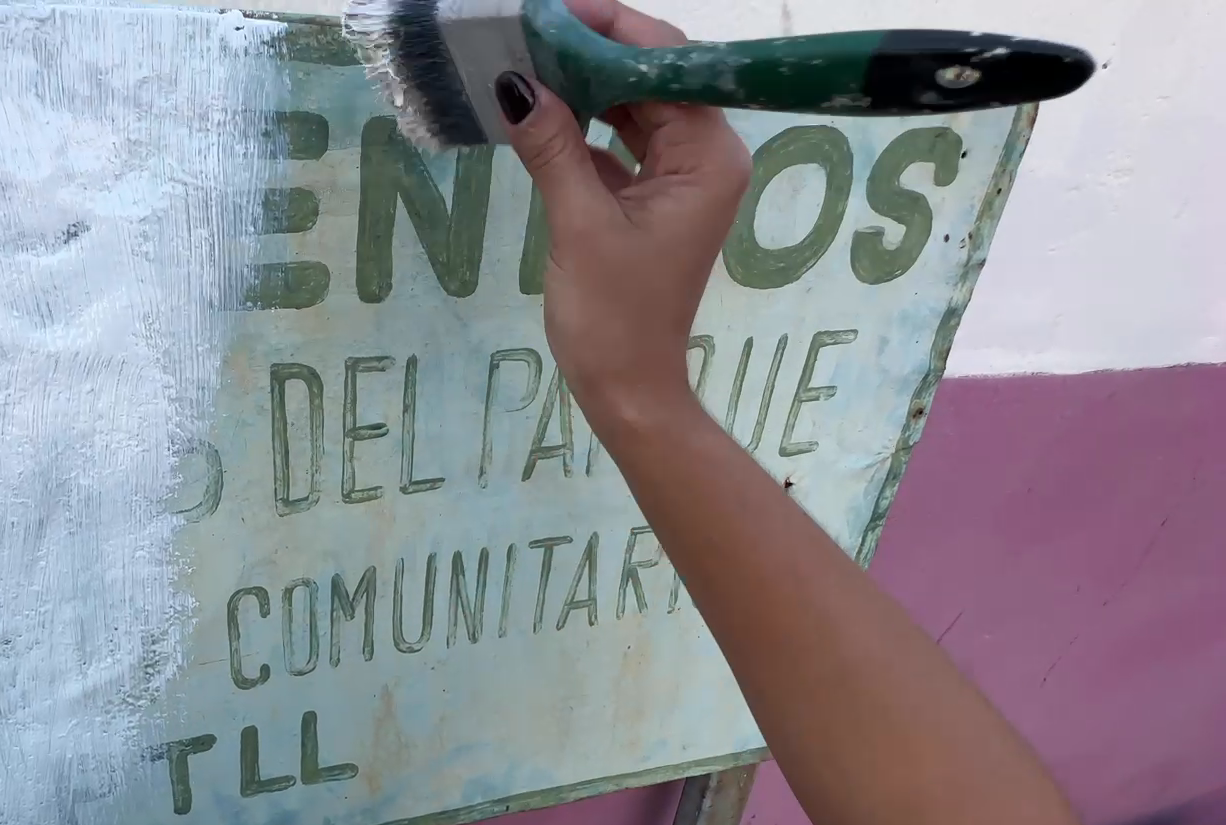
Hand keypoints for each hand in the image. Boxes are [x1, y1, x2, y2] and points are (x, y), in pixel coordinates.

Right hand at [495, 0, 749, 418]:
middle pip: (652, 83)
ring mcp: (678, 181)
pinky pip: (618, 151)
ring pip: (632, 115)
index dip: (610, 33)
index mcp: (708, 156)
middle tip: (533, 32)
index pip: (664, 67)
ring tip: (532, 64)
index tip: (555, 9)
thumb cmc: (610, 316)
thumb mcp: (579, 227)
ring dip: (585, 93)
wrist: (624, 386)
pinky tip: (544, 118)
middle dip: (594, 57)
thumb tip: (517, 85)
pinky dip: (582, 135)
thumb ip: (553, 151)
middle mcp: (705, 157)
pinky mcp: (649, 204)